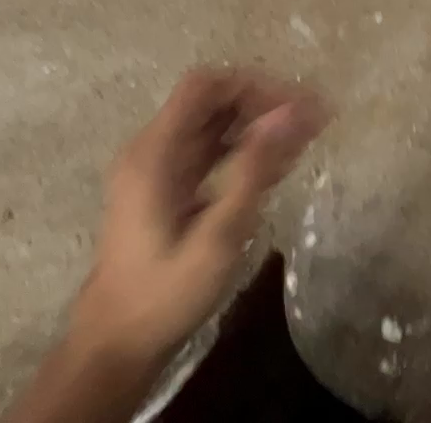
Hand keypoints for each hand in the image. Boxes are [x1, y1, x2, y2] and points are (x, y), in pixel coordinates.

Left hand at [69, 67, 329, 364]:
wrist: (117, 345)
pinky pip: (214, 147)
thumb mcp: (220, 233)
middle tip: (312, 123)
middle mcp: (153, 149)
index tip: (297, 109)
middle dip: (266, 102)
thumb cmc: (167, 291)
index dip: (255, 85)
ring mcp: (159, 167)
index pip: (206, 84)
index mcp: (155, 153)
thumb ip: (255, 169)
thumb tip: (293, 112)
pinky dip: (249, 147)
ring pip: (217, 120)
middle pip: (214, 97)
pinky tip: (280, 166)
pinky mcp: (170, 185)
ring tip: (306, 141)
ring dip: (262, 123)